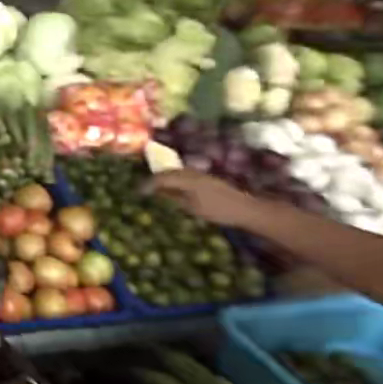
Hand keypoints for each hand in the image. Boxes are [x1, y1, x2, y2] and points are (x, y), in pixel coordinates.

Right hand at [150, 168, 264, 227]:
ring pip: (177, 172)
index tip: (137, 191)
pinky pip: (185, 175)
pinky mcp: (207, 179)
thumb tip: (158, 192)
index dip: (148, 184)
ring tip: (155, 188)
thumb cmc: (218, 211)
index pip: (162, 177)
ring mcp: (201, 174)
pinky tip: (174, 189)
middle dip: (155, 178)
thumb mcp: (192, 207)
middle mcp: (193, 173)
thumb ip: (174, 197)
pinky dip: (175, 180)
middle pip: (169, 171)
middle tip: (143, 188)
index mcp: (188, 179)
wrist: (245, 208)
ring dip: (165, 178)